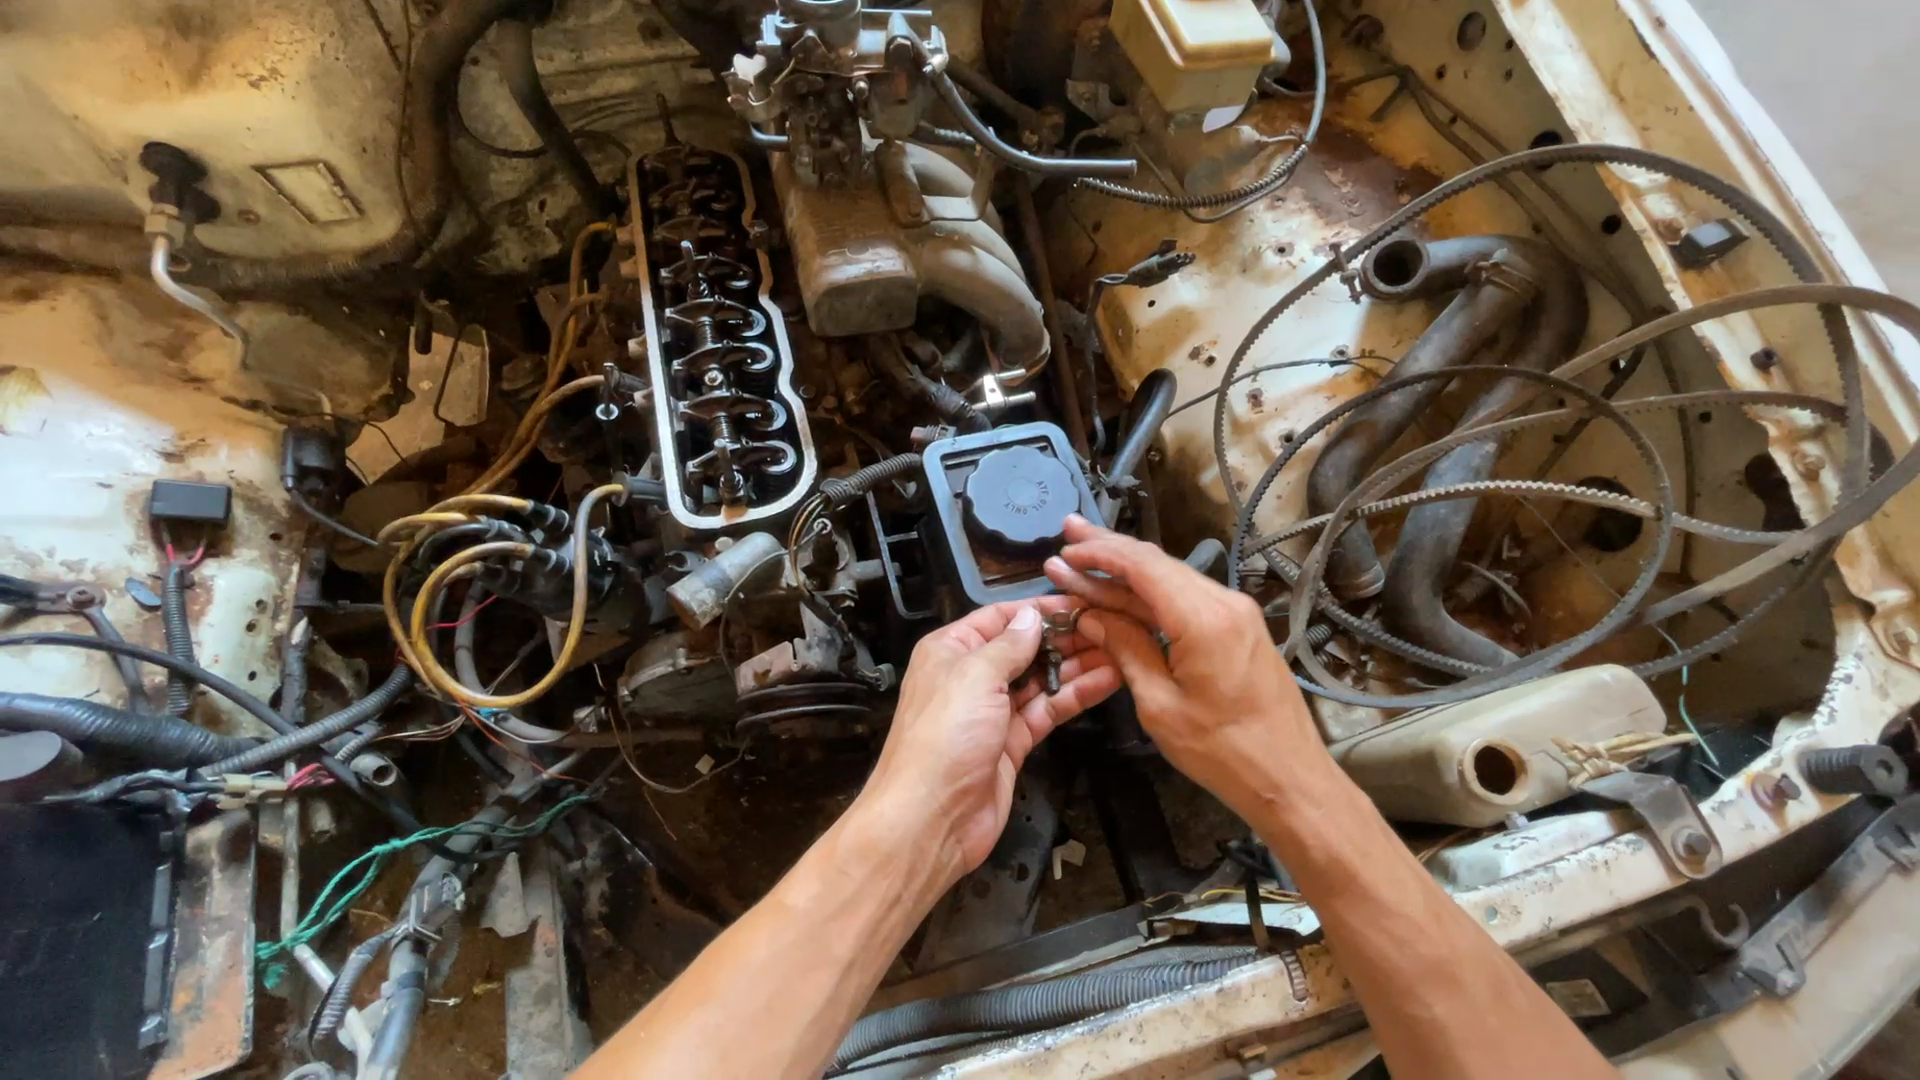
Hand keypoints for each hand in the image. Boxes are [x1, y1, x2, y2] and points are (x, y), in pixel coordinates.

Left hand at [862, 598, 1119, 880]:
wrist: (931, 817)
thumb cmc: (944, 736)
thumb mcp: (975, 676)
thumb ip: (1009, 645)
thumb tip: (1031, 616)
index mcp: (951, 650)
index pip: (999, 618)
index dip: (1038, 609)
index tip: (1080, 602)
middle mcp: (971, 676)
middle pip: (1024, 648)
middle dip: (1064, 637)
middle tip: (1110, 626)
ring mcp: (993, 711)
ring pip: (1041, 679)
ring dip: (1077, 665)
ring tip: (1119, 649)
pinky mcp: (1013, 742)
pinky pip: (1047, 710)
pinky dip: (1075, 696)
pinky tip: (1106, 681)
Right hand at [1044, 516, 1321, 818]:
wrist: (1290, 779)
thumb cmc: (1223, 752)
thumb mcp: (1160, 706)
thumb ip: (1126, 650)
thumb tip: (1092, 617)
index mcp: (1204, 619)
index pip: (1143, 567)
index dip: (1100, 554)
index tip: (1064, 552)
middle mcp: (1224, 602)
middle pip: (1157, 563)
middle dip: (1108, 548)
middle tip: (1068, 532)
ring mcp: (1235, 612)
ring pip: (1170, 577)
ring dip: (1125, 570)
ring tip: (1084, 557)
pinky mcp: (1238, 627)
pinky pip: (1186, 597)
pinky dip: (1149, 592)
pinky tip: (1121, 591)